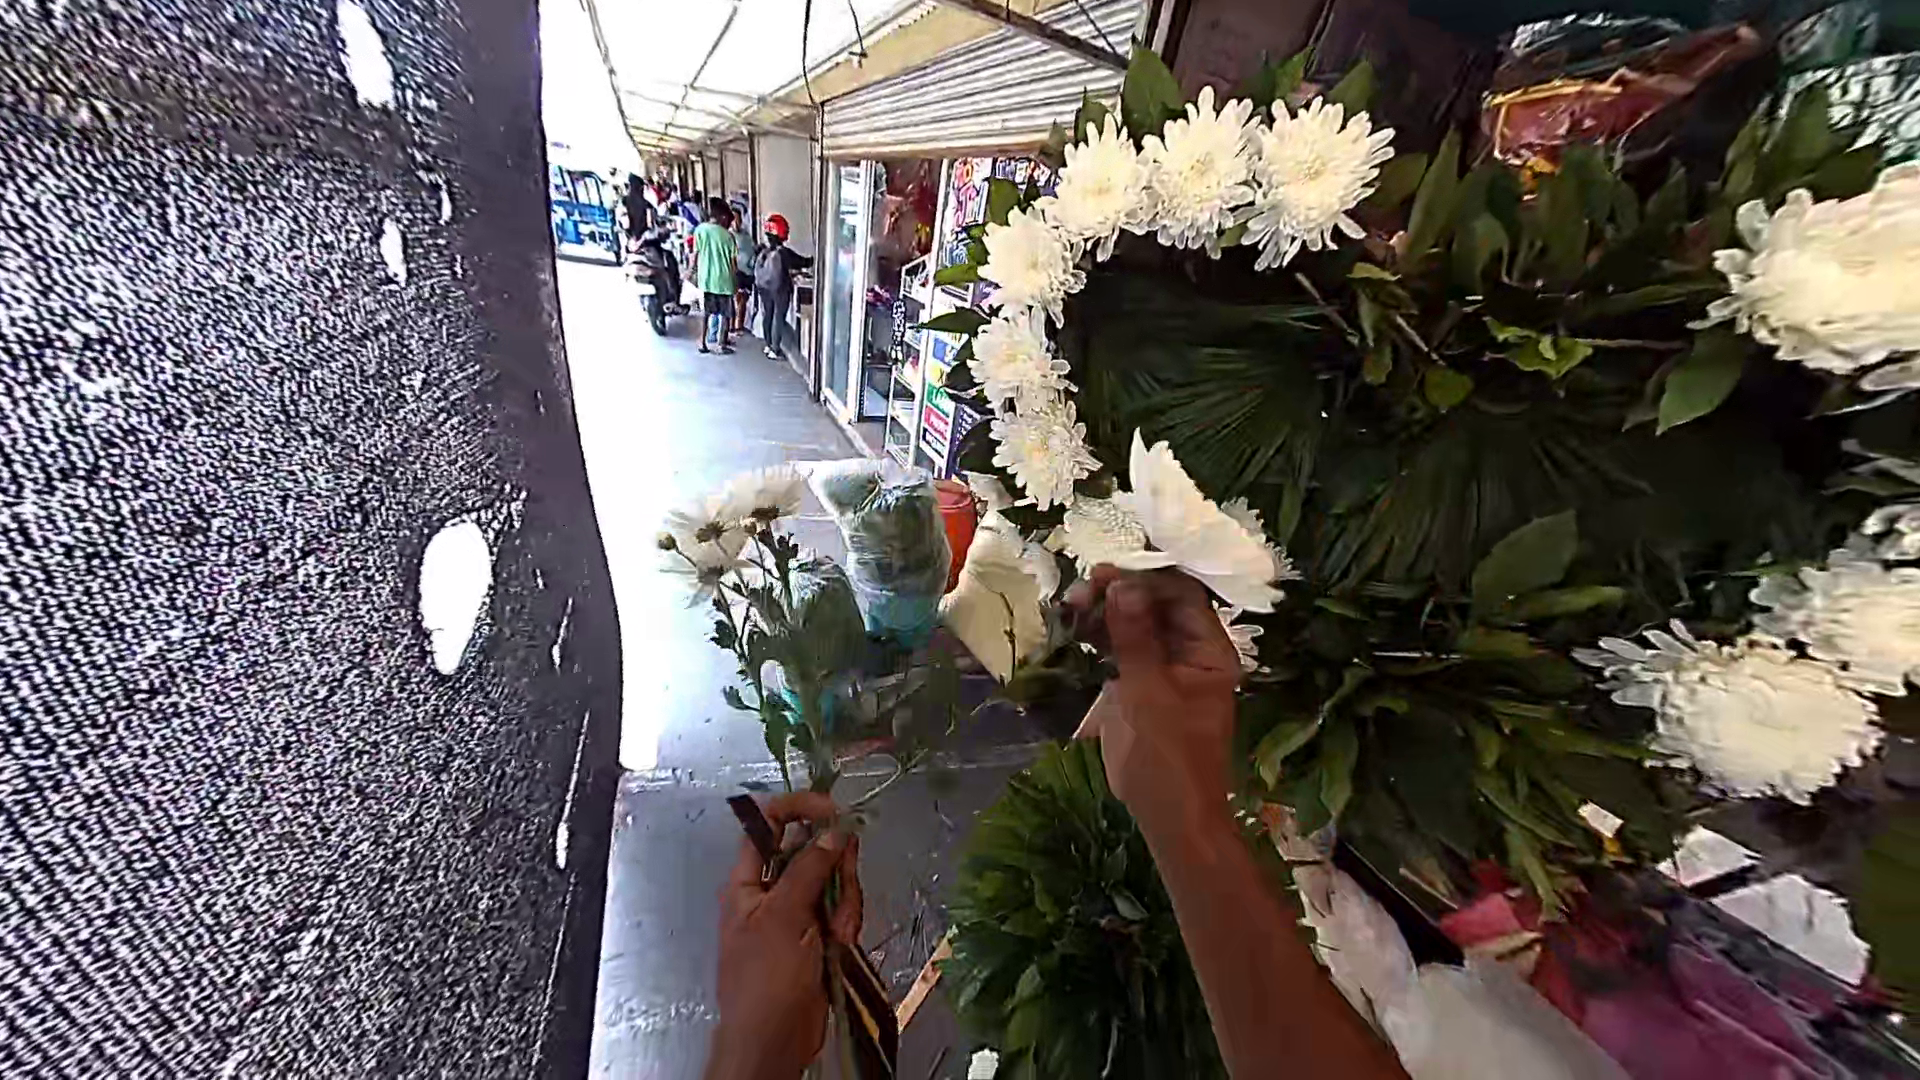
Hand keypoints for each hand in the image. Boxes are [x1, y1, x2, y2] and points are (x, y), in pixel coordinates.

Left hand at [707, 793, 862, 1079]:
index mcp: (750, 879)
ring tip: (841, 930)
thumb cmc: (766, 977)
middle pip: (812, 848)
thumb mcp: (784, 916)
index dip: (799, 808)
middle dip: (835, 865)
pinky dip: (848, 918)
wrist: (775, 1043)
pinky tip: (843, 942)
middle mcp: (773, 887)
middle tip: (845, 880)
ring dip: (844, 898)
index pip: (770, 823)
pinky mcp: (819, 928)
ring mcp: (798, 908)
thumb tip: (835, 829)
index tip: (833, 810)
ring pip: (833, 876)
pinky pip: (842, 903)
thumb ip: (810, 867)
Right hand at [1068, 567, 1239, 834]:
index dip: (1144, 580)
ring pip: (1133, 621)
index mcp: (1208, 651)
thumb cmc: (1168, 757)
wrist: (1167, 814)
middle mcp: (1188, 650)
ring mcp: (1162, 664)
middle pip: (1154, 604)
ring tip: (1070, 606)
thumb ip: (1135, 638)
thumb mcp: (1149, 694)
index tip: (1103, 575)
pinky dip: (1098, 633)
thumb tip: (1122, 584)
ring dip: (1103, 611)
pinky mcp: (1138, 679)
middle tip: (1080, 592)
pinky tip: (1073, 626)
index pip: (1181, 596)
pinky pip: (1119, 644)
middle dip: (1118, 592)